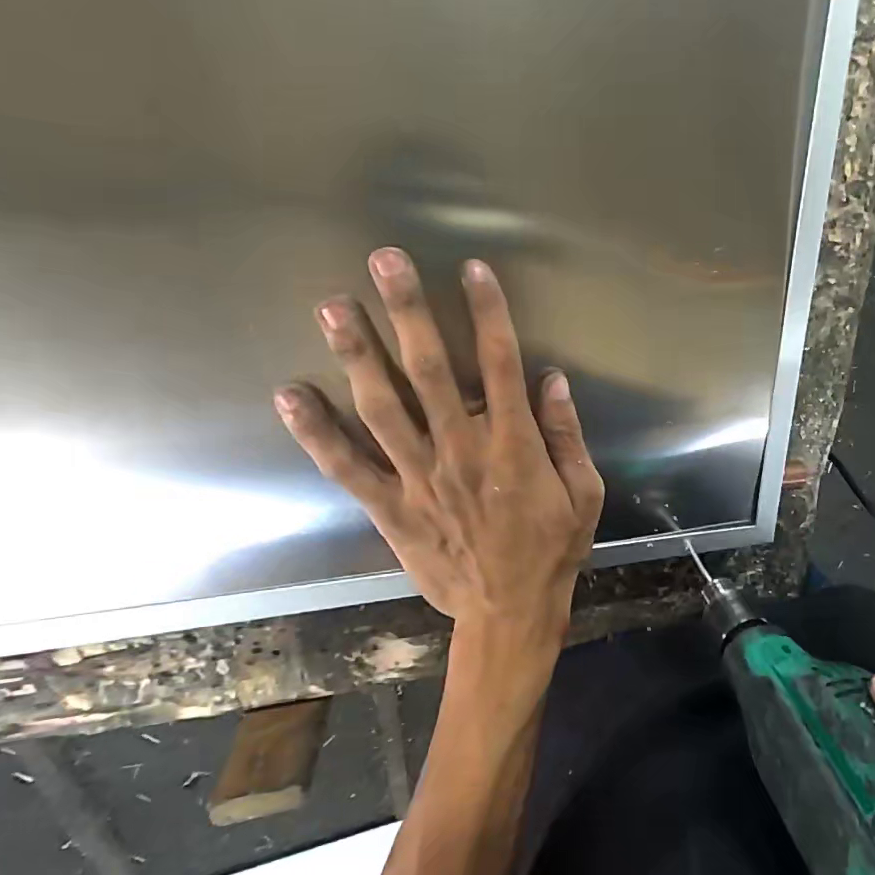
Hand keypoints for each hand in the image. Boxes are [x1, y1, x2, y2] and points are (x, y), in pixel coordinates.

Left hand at [274, 247, 604, 643]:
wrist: (509, 613)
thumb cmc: (552, 550)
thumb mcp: (583, 494)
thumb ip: (566, 435)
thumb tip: (550, 379)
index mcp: (513, 448)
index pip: (499, 365)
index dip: (487, 313)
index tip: (472, 270)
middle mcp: (461, 453)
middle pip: (429, 371)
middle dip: (408, 312)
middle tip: (385, 261)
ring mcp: (419, 479)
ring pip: (382, 408)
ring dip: (357, 354)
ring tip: (332, 307)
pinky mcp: (390, 508)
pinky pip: (348, 467)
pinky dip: (317, 432)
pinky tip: (290, 395)